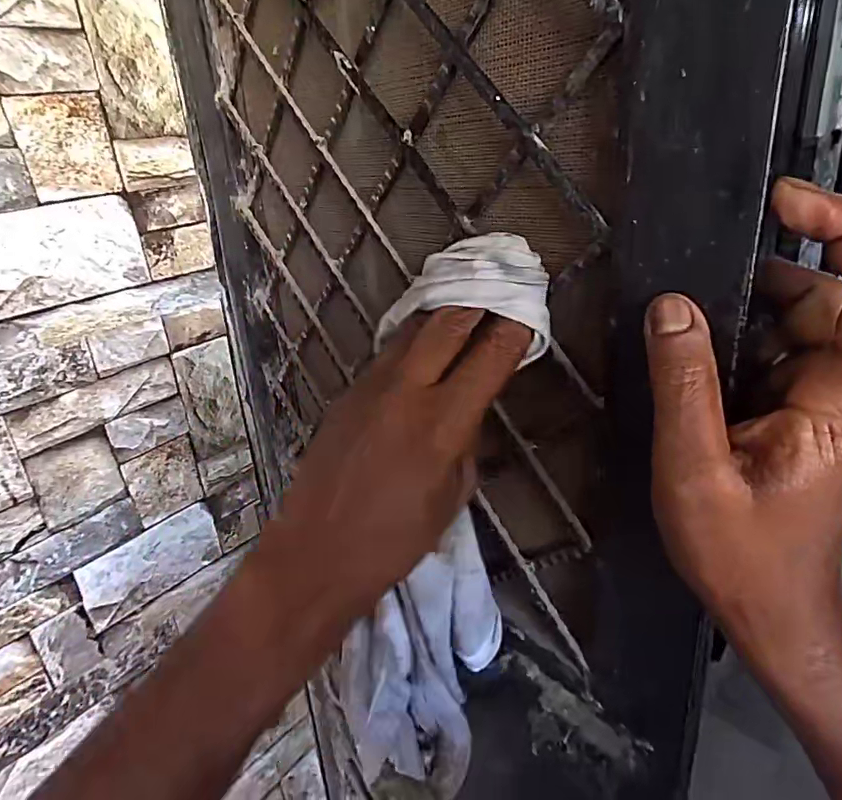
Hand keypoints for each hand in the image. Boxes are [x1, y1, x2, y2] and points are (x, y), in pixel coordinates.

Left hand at [251, 308, 531, 636]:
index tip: (526, 314)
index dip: (512, 331)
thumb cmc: (395, 541)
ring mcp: (370, 386)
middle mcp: (405, 391)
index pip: (488, 358)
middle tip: (494, 288)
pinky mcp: (346, 391)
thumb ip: (465, 443)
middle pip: (446, 323)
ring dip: (441, 315)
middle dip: (475, 301)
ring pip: (412, 330)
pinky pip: (387, 354)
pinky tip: (422, 350)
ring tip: (462, 308)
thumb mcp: (451, 496)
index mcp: (441, 423)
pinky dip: (412, 343)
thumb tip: (467, 410)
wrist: (316, 552)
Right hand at [646, 178, 841, 661]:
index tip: (790, 205)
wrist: (770, 611)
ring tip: (682, 302)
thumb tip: (671, 303)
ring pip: (802, 311)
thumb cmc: (743, 556)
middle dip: (784, 257)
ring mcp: (820, 391)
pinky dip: (732, 323)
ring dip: (745, 294)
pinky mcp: (792, 400)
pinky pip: (772, 339)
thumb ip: (684, 384)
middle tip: (707, 246)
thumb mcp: (696, 471)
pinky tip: (687, 334)